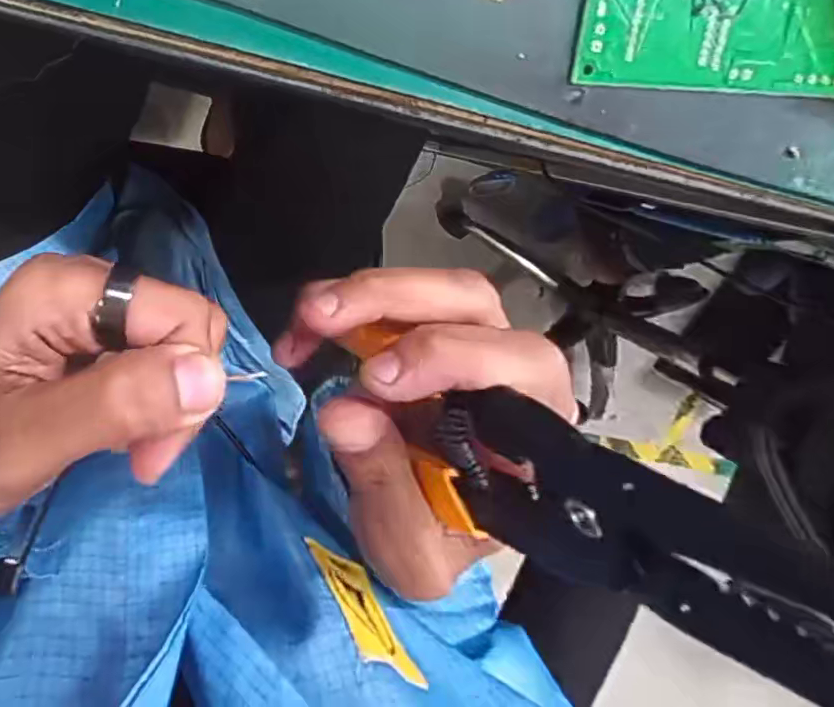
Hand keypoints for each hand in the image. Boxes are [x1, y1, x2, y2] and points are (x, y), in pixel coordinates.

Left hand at [0, 254, 229, 524]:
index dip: (184, 378)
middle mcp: (80, 283)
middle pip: (181, 325)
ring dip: (164, 405)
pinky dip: (149, 403)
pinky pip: (153, 360)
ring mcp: (85, 307)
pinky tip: (117, 434)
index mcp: (61, 288)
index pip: (177, 311)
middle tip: (140, 453)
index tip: (153, 446)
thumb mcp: (30, 439)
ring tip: (124, 449)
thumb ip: (117, 403)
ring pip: (174, 345)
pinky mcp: (89, 334)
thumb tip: (210, 375)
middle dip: (175, 395)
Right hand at [275, 269, 574, 600]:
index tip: (373, 380)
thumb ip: (382, 486)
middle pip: (471, 301)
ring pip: (431, 287)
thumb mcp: (408, 547)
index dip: (448, 355)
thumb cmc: (429, 540)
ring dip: (362, 293)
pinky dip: (337, 301)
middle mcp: (504, 374)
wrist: (409, 526)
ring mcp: (460, 343)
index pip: (522, 365)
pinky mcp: (415, 331)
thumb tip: (341, 412)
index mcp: (529, 432)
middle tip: (322, 320)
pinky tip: (304, 330)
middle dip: (390, 300)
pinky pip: (384, 293)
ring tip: (307, 317)